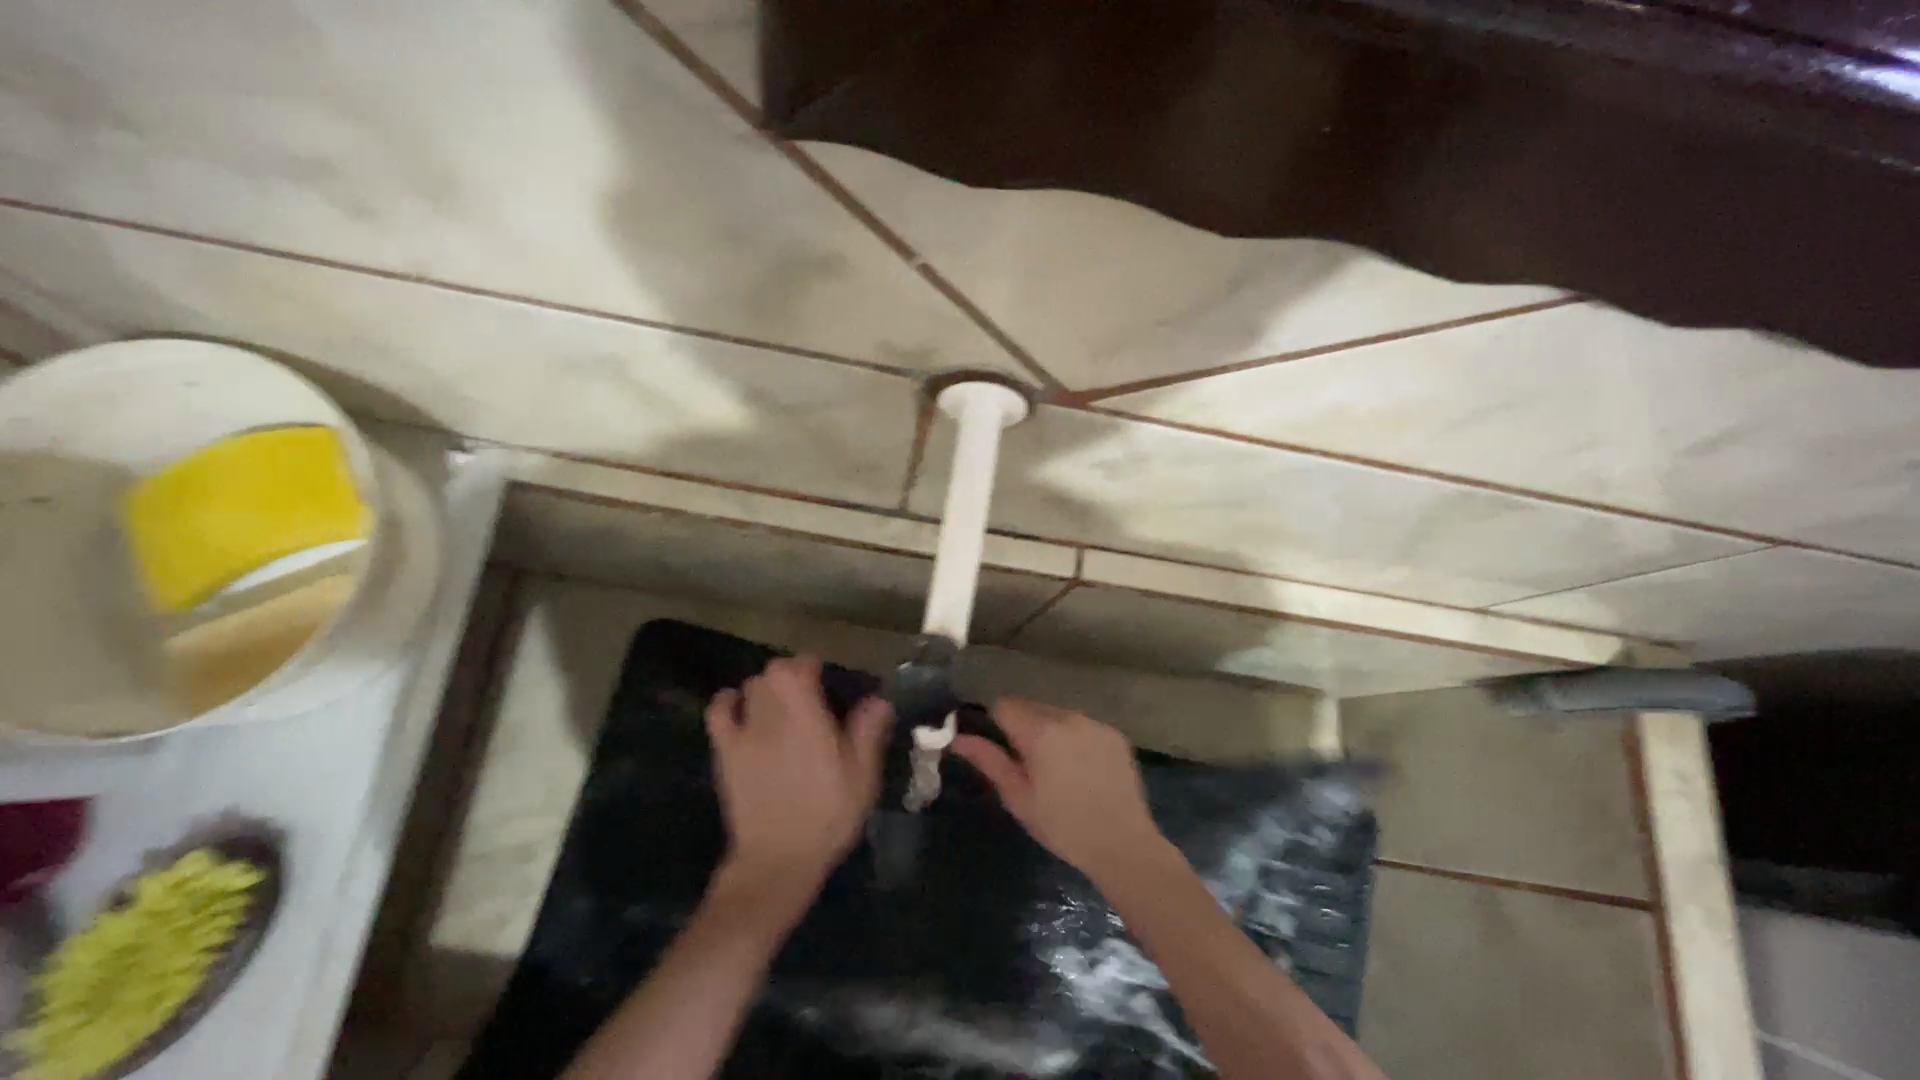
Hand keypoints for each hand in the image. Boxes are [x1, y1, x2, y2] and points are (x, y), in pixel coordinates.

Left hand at [705, 656, 891, 884]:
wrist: (777, 858)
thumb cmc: (827, 816)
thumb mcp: (861, 777)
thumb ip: (868, 732)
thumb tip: (878, 698)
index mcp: (808, 716)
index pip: (800, 667)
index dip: (812, 665)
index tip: (826, 677)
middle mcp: (773, 714)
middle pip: (774, 673)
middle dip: (791, 674)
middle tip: (807, 692)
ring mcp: (744, 731)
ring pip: (751, 687)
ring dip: (766, 688)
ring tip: (780, 704)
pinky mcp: (725, 751)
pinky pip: (718, 711)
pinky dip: (728, 701)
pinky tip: (740, 708)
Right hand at [951, 699, 1171, 882]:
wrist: (1122, 844)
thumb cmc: (1062, 826)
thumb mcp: (1018, 798)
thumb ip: (988, 760)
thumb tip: (958, 738)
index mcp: (1041, 732)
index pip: (1004, 705)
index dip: (994, 722)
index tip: (998, 748)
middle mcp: (1069, 717)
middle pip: (1031, 707)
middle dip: (1022, 727)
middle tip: (1026, 765)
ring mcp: (1096, 724)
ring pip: (1058, 715)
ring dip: (1049, 731)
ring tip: (1056, 770)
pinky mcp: (1115, 735)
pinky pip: (1083, 726)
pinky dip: (1075, 739)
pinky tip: (1082, 770)